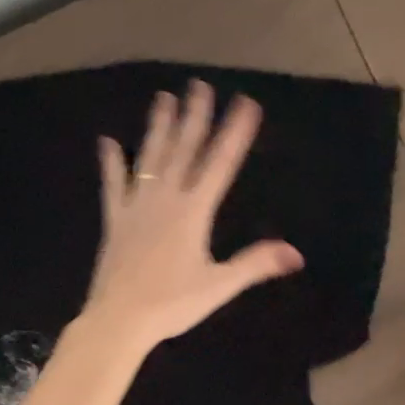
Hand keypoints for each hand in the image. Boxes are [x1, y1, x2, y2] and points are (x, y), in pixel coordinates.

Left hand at [85, 80, 304, 350]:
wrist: (119, 319)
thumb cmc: (172, 304)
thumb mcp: (219, 285)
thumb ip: (255, 264)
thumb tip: (295, 253)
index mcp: (193, 212)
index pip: (220, 163)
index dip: (234, 132)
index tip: (246, 103)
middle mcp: (165, 199)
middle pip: (183, 150)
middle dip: (195, 117)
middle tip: (200, 85)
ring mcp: (137, 207)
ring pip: (150, 158)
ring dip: (158, 127)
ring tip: (164, 98)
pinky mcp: (115, 221)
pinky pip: (113, 185)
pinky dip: (111, 163)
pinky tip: (108, 142)